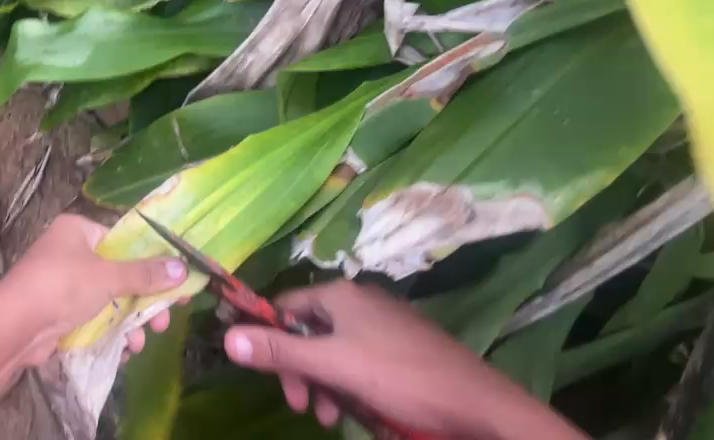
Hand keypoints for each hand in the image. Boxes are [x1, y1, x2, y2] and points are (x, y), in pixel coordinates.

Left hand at [0, 214, 187, 364]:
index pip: (121, 240)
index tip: (176, 282)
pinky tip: (125, 350)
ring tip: (141, 343)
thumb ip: (144, 274)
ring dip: (129, 321)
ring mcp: (64, 282)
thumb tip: (182, 266)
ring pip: (109, 298)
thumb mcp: (107, 277)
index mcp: (78, 230)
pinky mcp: (61, 310)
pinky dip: (111, 331)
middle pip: (118, 272)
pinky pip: (95, 317)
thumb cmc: (62, 286)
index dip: (151, 261)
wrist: (17, 324)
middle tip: (164, 321)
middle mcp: (70, 251)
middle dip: (142, 300)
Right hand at [222, 281, 586, 439]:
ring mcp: (387, 326)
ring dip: (329, 386)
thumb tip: (227, 337)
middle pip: (311, 333)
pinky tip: (368, 416)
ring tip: (335, 418)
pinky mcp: (408, 351)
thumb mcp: (335, 368)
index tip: (274, 378)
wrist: (486, 410)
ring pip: (338, 353)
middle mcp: (360, 302)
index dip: (272, 340)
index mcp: (340, 295)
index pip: (285, 307)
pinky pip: (365, 364)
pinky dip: (357, 389)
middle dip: (304, 372)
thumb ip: (280, 353)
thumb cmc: (403, 379)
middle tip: (306, 408)